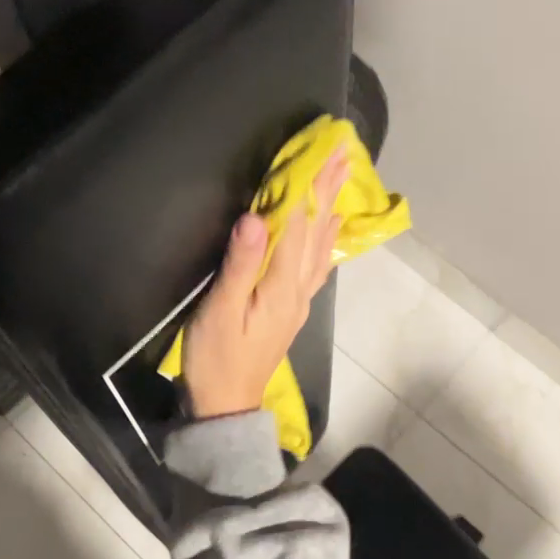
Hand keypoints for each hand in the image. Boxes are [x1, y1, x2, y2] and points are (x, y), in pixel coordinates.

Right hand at [182, 154, 348, 418]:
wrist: (226, 406)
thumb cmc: (215, 359)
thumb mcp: (219, 313)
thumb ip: (239, 266)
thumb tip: (254, 218)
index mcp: (280, 287)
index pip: (296, 226)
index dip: (306, 186)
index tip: (321, 152)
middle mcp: (298, 290)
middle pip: (316, 232)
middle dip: (328, 190)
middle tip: (344, 152)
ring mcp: (298, 302)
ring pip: (321, 247)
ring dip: (330, 209)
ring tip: (342, 178)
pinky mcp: (290, 310)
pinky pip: (316, 264)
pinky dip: (325, 239)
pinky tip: (329, 230)